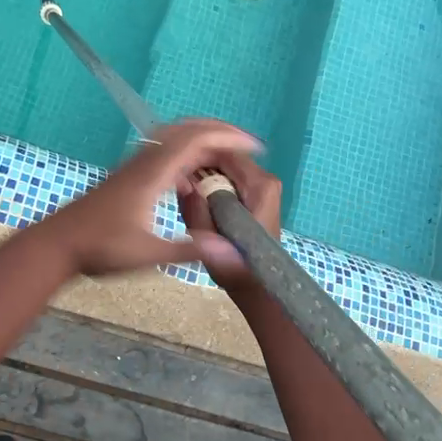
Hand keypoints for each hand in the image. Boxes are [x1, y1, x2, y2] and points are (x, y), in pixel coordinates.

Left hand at [33, 120, 259, 277]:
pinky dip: (185, 154)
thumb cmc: (99, 249)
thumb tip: (233, 252)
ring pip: (173, 138)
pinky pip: (163, 151)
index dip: (227, 137)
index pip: (195, 140)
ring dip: (201, 140)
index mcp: (153, 173)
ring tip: (225, 158)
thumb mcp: (148, 254)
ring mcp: (135, 166)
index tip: (253, 145)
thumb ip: (189, 250)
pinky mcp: (129, 175)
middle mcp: (145, 161)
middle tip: (246, 145)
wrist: (57, 244)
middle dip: (219, 132)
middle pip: (186, 130)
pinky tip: (191, 180)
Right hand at [177, 148, 281, 293]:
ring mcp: (264, 186)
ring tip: (186, 186)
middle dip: (201, 164)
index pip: (225, 152)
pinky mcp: (258, 194)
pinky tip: (199, 196)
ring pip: (228, 167)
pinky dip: (214, 183)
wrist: (257, 288)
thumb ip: (195, 209)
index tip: (175, 161)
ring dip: (207, 174)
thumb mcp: (208, 239)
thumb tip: (180, 180)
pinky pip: (231, 178)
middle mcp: (266, 179)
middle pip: (227, 157)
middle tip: (178, 176)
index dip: (199, 153)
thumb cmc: (234, 267)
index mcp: (259, 185)